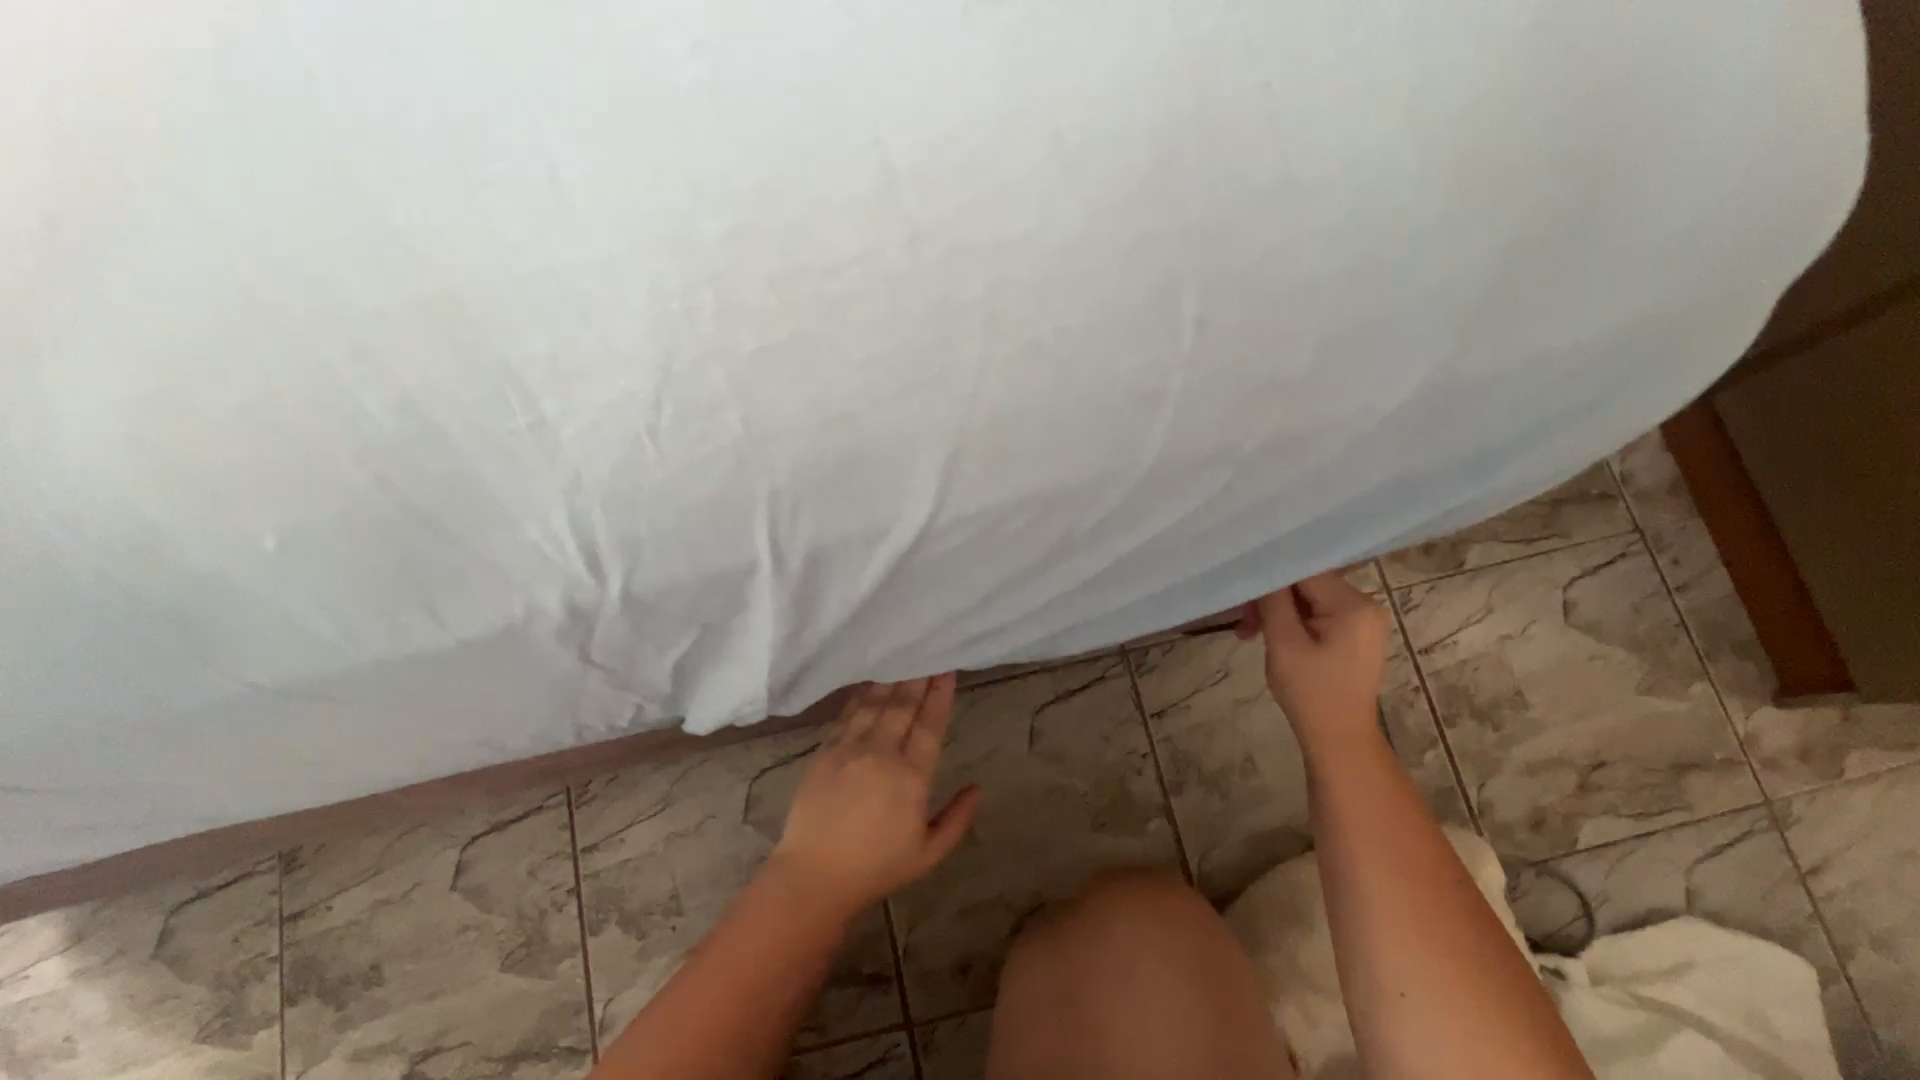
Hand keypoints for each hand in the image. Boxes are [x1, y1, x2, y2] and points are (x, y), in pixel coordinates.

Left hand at [773, 674, 981, 916]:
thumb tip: (978, 787)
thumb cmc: (876, 868)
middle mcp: (881, 754)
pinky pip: (846, 715)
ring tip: (902, 657)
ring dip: (890, 679)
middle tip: (927, 651)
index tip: (947, 668)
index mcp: (910, 778)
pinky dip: (860, 696)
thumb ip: (956, 818)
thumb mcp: (928, 853)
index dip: (940, 694)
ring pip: (874, 704)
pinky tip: (869, 682)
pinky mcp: (824, 752)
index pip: (929, 725)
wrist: (814, 875)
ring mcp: (849, 750)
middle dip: (918, 677)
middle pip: (903, 706)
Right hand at [1234, 570, 1389, 739]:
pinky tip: (1274, 637)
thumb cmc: (1311, 693)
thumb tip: (1263, 569)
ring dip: (1279, 612)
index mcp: (1353, 605)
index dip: (1271, 577)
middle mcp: (1365, 605)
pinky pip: (1320, 614)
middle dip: (1273, 598)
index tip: (1243, 595)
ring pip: (1311, 599)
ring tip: (1250, 633)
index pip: (1305, 571)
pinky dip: (1295, 622)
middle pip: (1309, 584)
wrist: (1339, 739)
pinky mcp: (1356, 635)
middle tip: (1243, 622)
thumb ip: (1273, 601)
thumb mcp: (1284, 644)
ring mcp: (1363, 621)